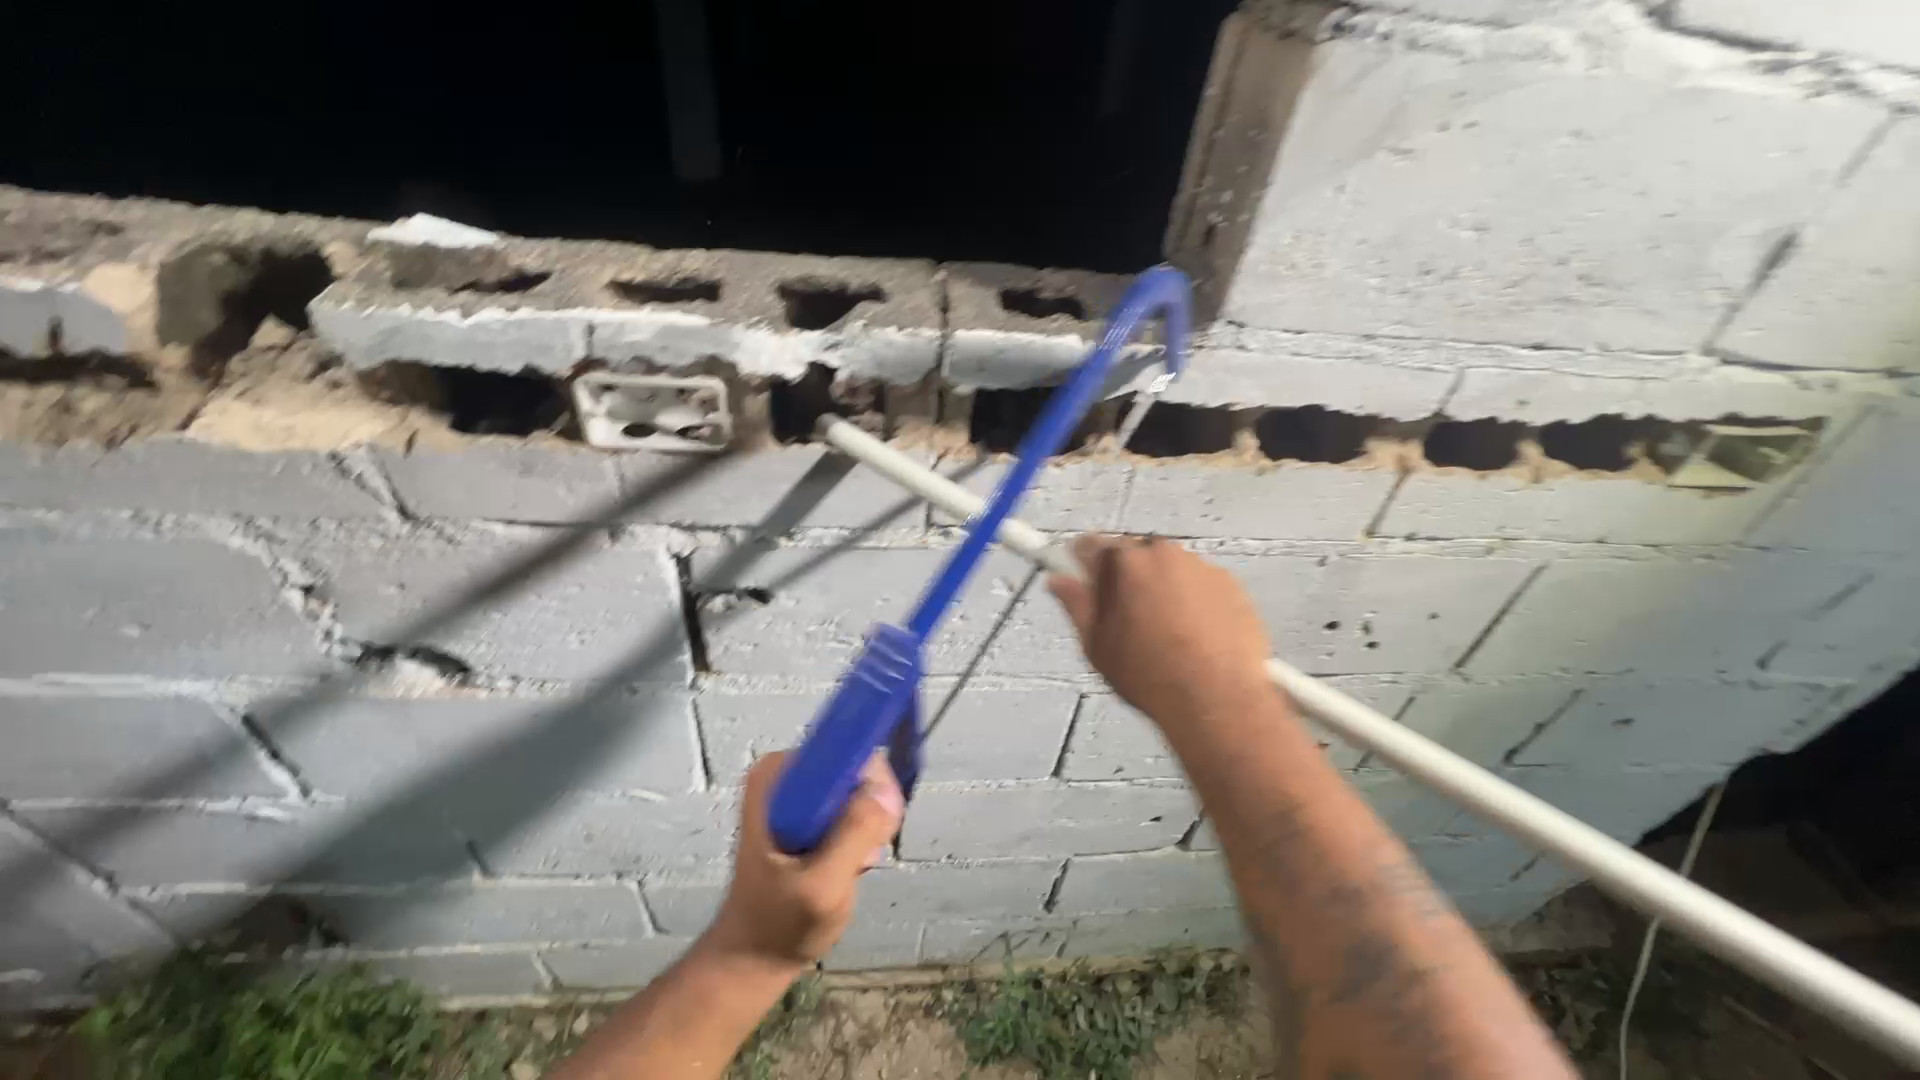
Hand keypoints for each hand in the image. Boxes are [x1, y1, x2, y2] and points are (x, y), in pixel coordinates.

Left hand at [703, 750, 903, 974]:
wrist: (755, 956)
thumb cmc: (781, 923)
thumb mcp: (822, 885)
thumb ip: (854, 834)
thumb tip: (884, 791)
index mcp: (775, 774)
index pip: (845, 750)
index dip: (872, 783)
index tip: (881, 823)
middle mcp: (786, 772)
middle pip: (857, 767)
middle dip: (871, 810)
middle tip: (865, 853)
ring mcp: (799, 791)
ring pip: (862, 789)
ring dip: (869, 827)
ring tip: (855, 864)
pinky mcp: (811, 811)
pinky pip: (857, 806)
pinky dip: (864, 835)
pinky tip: (853, 865)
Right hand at [1048, 535, 1275, 723]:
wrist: (1218, 698)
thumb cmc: (1148, 674)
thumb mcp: (1098, 645)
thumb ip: (1076, 604)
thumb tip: (1058, 580)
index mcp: (1123, 563)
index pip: (1090, 545)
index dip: (1082, 564)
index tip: (1084, 584)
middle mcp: (1162, 553)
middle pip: (1133, 554)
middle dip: (1126, 577)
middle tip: (1127, 619)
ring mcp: (1200, 566)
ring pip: (1169, 569)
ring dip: (1162, 588)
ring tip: (1167, 633)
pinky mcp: (1231, 584)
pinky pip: (1200, 584)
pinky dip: (1194, 601)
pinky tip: (1196, 636)